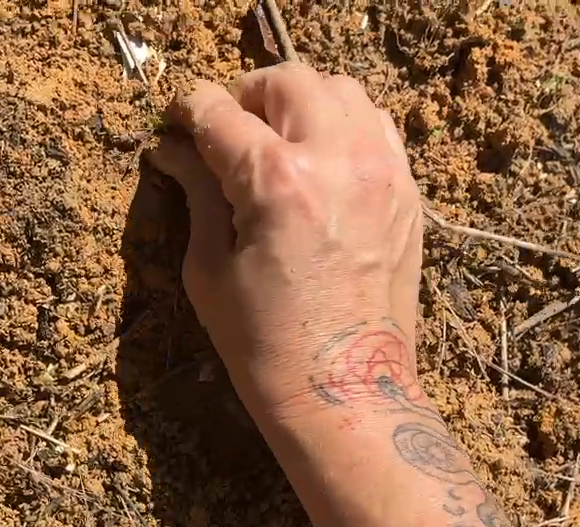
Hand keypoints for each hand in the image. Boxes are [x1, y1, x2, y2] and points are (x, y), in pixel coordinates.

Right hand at [151, 65, 424, 432]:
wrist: (343, 391)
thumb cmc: (262, 346)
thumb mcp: (209, 275)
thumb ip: (198, 199)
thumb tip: (175, 155)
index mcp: (277, 184)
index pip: (222, 116)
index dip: (188, 109)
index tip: (173, 119)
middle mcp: (337, 158)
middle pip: (286, 82)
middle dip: (244, 97)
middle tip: (220, 133)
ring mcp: (383, 169)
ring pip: (338, 90)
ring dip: (295, 103)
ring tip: (270, 144)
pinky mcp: (406, 189)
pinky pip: (372, 125)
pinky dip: (336, 126)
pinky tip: (313, 165)